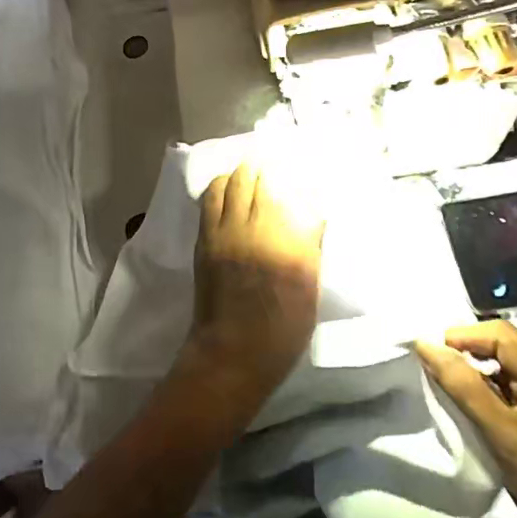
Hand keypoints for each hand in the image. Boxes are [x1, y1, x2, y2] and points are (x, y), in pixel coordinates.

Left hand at [187, 163, 324, 396]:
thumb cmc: (282, 327)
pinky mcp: (204, 239)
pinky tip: (227, 192)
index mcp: (285, 239)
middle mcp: (251, 226)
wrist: (234, 351)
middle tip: (269, 167)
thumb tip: (312, 214)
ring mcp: (223, 230)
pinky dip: (219, 189)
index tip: (292, 169)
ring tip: (246, 175)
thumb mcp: (309, 287)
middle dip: (260, 169)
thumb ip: (310, 246)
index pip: (284, 190)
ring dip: (237, 175)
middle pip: (252, 180)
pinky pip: (209, 201)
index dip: (286, 175)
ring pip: (227, 184)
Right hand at [416, 322, 516, 517]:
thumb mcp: (504, 440)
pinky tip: (474, 408)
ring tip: (449, 388)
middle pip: (508, 351)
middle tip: (434, 370)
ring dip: (478, 375)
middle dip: (469, 355)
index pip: (506, 339)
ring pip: (510, 371)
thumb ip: (465, 388)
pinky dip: (491, 393)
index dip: (465, 337)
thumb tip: (425, 345)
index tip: (430, 353)